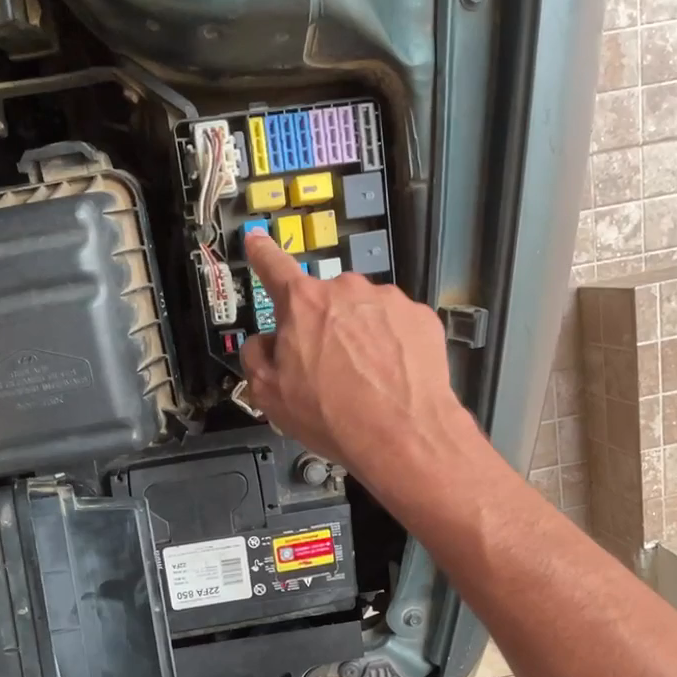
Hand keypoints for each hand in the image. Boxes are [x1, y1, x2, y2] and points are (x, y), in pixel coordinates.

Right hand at [240, 231, 474, 477]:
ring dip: (358, 338)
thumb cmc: (334, 417)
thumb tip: (264, 344)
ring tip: (362, 381)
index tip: (257, 241)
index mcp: (302, 304)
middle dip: (321, 329)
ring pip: (362, 314)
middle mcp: (345, 290)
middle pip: (324, 303)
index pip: (273, 267)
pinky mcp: (419, 317)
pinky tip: (388, 377)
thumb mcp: (270, 396)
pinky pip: (395, 326)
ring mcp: (387, 300)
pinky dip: (390, 346)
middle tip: (325, 371)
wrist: (403, 435)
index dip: (262, 254)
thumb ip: (256, 358)